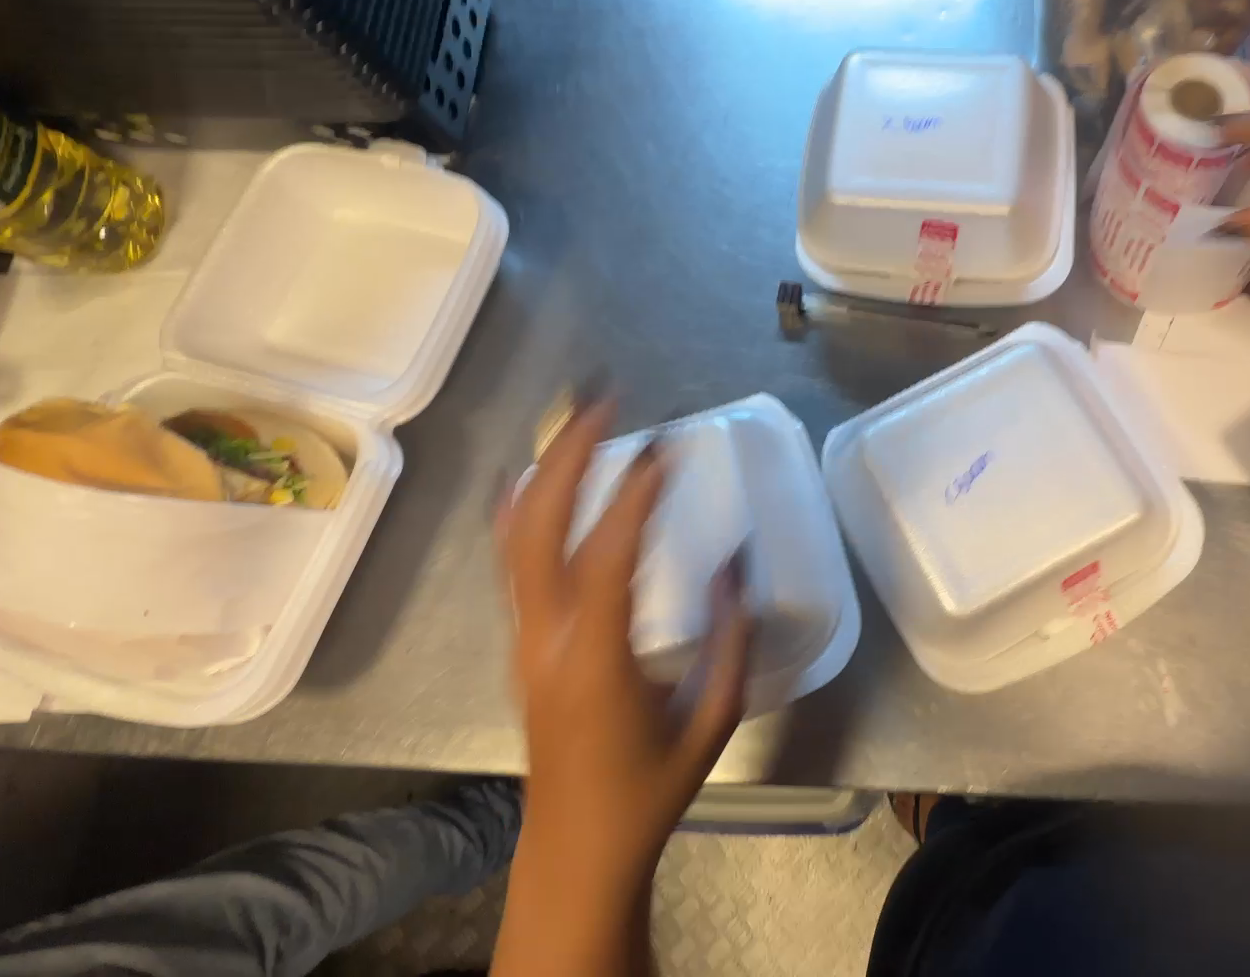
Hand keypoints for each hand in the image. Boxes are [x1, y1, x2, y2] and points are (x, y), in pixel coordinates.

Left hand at [497, 402, 751, 875]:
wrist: (577, 846)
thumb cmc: (651, 787)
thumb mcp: (713, 717)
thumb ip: (731, 636)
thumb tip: (738, 561)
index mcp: (598, 660)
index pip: (608, 555)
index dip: (635, 494)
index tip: (664, 446)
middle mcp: (546, 639)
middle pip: (539, 527)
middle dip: (569, 456)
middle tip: (603, 403)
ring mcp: (523, 640)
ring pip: (514, 538)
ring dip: (545, 472)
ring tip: (578, 423)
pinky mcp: (520, 644)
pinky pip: (511, 563)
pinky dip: (522, 509)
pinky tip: (538, 479)